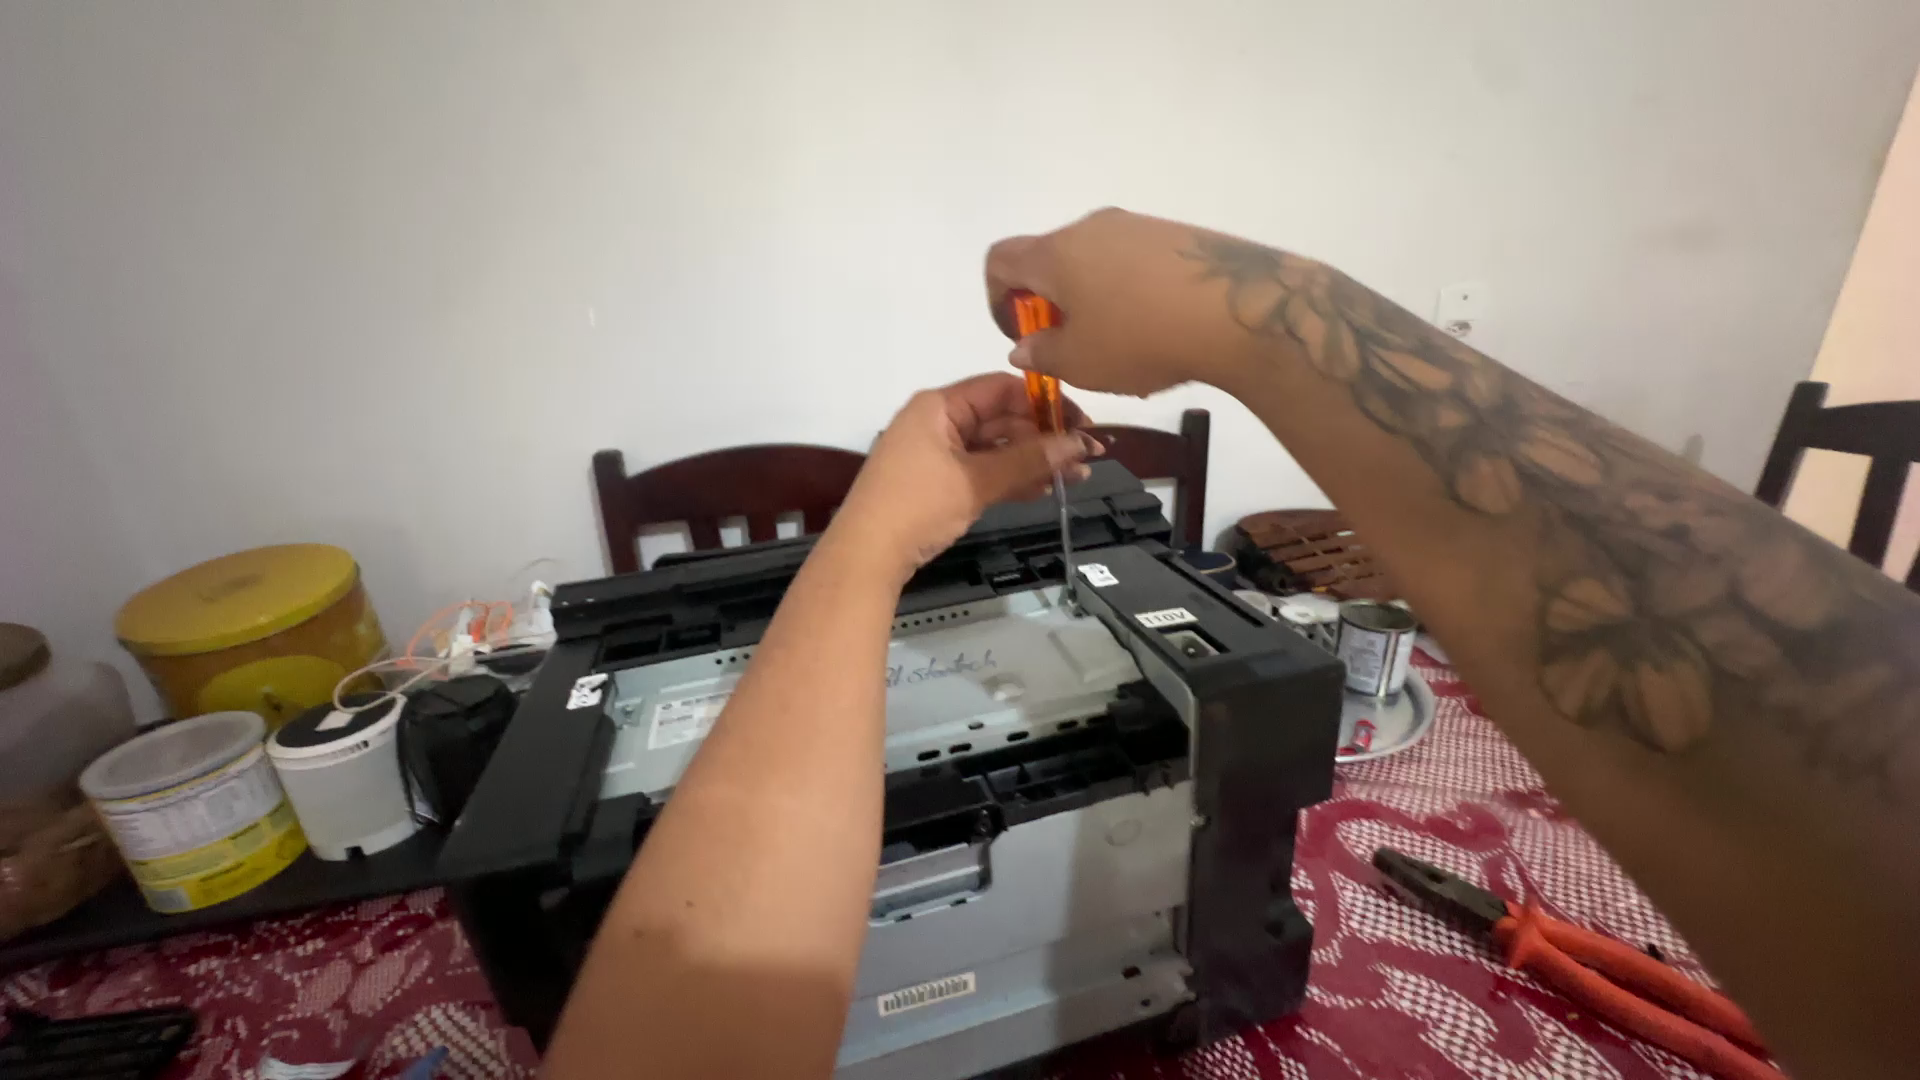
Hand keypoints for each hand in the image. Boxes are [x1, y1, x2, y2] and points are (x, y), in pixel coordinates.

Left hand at [829, 373, 1095, 576]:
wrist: (867, 556)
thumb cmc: (917, 506)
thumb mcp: (976, 481)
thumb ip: (1028, 461)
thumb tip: (1078, 445)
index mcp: (940, 406)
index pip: (1002, 389)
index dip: (1045, 404)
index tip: (1081, 424)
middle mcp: (939, 422)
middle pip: (1002, 419)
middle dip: (1045, 438)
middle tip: (1087, 457)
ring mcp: (938, 453)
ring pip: (996, 449)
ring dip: (1034, 462)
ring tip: (1077, 477)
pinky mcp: (939, 483)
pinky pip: (983, 471)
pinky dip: (1011, 479)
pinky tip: (1044, 489)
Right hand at [985, 208, 1293, 395]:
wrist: (1238, 312)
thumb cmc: (1139, 339)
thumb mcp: (1079, 363)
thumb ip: (1041, 354)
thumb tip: (1023, 346)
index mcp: (1055, 254)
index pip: (1001, 260)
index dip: (997, 298)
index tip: (1021, 333)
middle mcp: (1091, 228)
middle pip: (1049, 259)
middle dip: (1048, 303)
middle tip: (1069, 346)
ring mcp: (1137, 226)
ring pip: (1093, 261)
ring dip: (1088, 299)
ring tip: (1116, 344)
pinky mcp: (1176, 235)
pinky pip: (1132, 262)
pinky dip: (1126, 292)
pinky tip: (1153, 329)